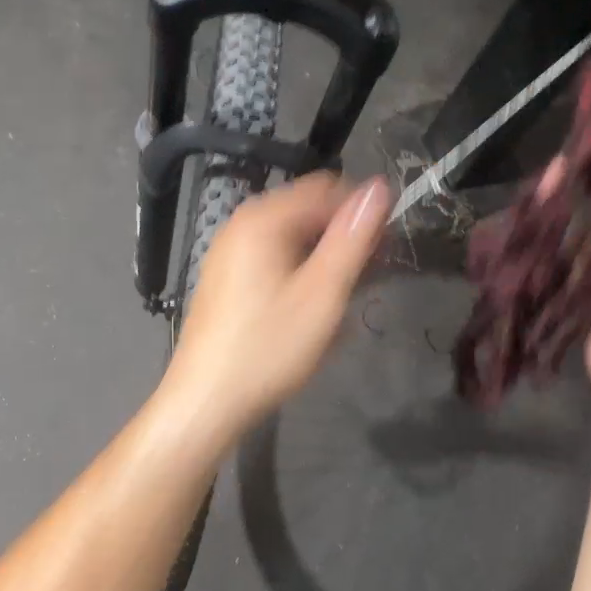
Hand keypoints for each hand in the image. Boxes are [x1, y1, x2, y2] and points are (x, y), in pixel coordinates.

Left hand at [160, 173, 389, 440]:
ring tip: (336, 311)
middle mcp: (239, 228)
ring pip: (291, 246)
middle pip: (307, 216)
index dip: (362, 215)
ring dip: (322, 270)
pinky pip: (272, 270)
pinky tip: (306, 321)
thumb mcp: (322, 295)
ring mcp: (227, 258)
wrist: (205, 402)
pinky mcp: (223, 287)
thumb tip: (379, 188)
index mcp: (262, 220)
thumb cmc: (268, 349)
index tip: (385, 252)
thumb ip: (352, 238)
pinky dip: (297, 285)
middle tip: (365, 284)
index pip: (327, 189)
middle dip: (341, 244)